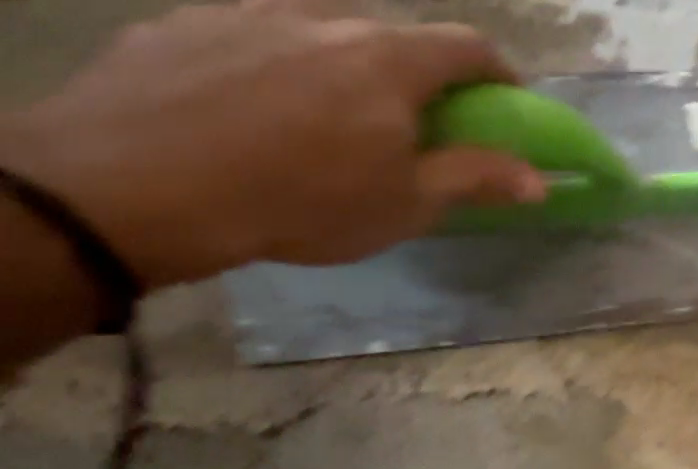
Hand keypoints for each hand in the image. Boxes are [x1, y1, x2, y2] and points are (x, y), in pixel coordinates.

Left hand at [0, 0, 543, 289]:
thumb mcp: (407, 204)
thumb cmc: (303, 202)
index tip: (505, 101)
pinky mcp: (188, 21)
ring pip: (321, 28)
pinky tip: (261, 110)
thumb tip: (537, 177)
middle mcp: (323, 16)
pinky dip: (280, 63)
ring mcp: (248, 10)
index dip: (497, 73)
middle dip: (417, 74)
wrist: (144, 182)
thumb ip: (475, 179)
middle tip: (414, 124)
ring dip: (346, 64)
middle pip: (392, 35)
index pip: (465, 46)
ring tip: (331, 117)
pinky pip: (256, 34)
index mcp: (387, 61)